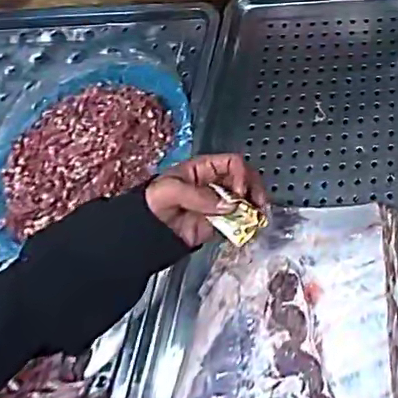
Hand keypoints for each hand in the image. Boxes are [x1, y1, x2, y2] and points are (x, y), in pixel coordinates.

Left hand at [145, 153, 269, 246]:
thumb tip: (229, 205)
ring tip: (258, 216)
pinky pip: (239, 219)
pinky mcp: (220, 221)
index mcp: (207, 169)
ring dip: (255, 207)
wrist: (139, 234)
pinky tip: (252, 227)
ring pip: (247, 199)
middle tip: (258, 203)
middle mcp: (218, 183)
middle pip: (246, 180)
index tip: (239, 191)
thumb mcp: (170, 191)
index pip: (233, 163)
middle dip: (254, 190)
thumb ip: (199, 195)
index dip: (241, 174)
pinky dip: (247, 223)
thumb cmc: (152, 203)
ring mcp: (221, 202)